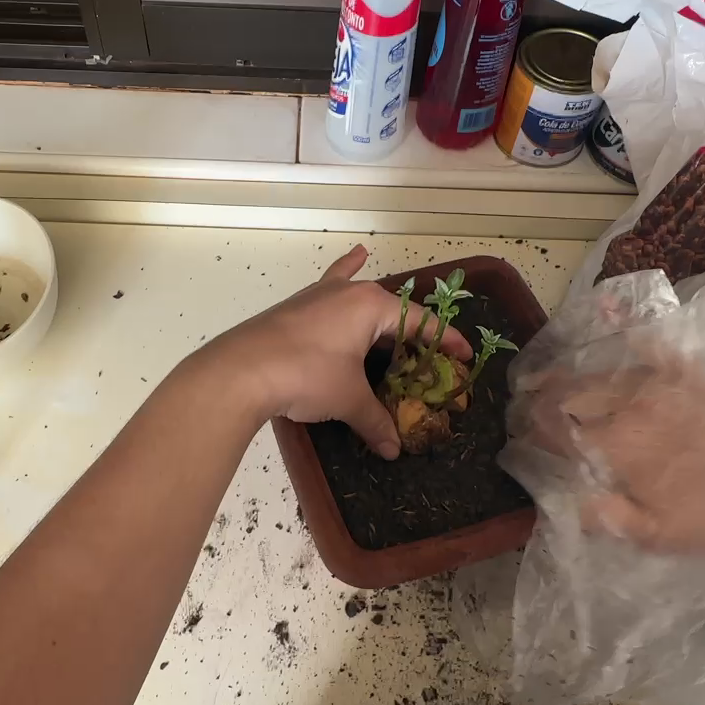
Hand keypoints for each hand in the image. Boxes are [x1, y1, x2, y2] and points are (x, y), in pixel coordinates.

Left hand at [191, 245, 470, 458]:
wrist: (240, 371)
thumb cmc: (305, 376)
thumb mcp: (347, 399)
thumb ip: (374, 420)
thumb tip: (392, 450)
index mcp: (372, 306)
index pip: (421, 323)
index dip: (446, 344)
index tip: (464, 360)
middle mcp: (348, 292)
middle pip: (392, 314)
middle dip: (411, 337)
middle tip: (426, 362)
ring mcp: (319, 296)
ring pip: (362, 302)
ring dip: (383, 315)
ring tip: (400, 324)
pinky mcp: (295, 307)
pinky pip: (331, 286)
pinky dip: (346, 271)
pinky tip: (357, 254)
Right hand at [518, 333, 704, 620]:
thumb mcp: (653, 536)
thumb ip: (602, 517)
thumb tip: (563, 499)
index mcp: (617, 446)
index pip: (555, 428)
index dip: (530, 429)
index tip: (518, 433)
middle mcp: (632, 405)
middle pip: (569, 393)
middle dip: (539, 399)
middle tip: (524, 405)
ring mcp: (663, 384)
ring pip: (599, 371)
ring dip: (566, 373)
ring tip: (544, 376)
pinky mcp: (692, 374)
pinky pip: (649, 347)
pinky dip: (623, 336)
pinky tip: (604, 328)